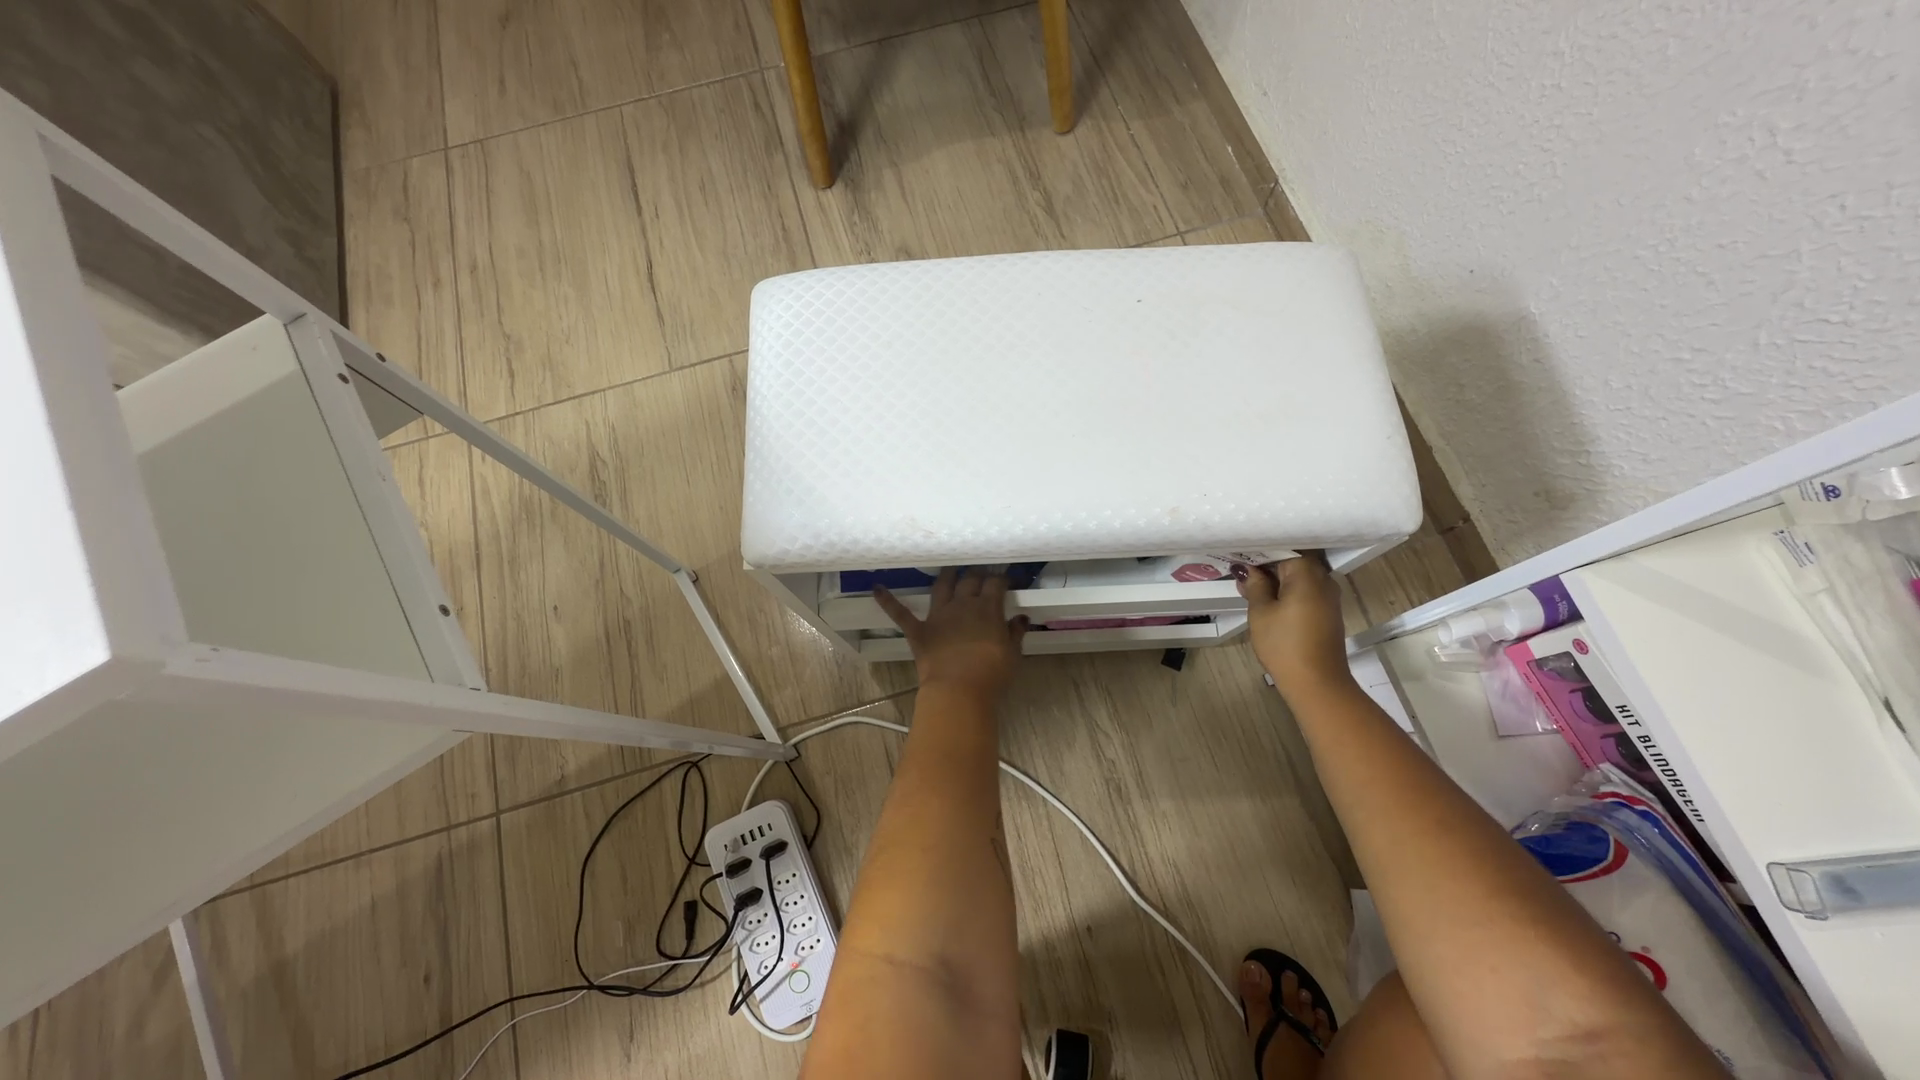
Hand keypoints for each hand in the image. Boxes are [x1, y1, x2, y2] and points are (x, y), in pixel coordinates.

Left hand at [874, 568, 1029, 697]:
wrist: (958, 691)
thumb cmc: (991, 675)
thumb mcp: (1013, 654)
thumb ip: (1015, 633)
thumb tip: (1020, 618)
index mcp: (988, 608)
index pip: (996, 584)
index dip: (1001, 578)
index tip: (1005, 579)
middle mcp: (962, 604)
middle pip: (969, 580)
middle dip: (976, 574)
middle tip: (981, 573)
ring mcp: (938, 615)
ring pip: (940, 586)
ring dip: (945, 575)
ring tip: (949, 569)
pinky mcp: (918, 630)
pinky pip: (900, 613)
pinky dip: (887, 600)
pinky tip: (876, 588)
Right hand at [1238, 554, 1355, 703]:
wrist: (1317, 682)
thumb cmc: (1284, 644)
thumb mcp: (1261, 612)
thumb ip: (1255, 586)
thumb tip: (1248, 571)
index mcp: (1307, 573)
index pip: (1280, 552)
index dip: (1258, 557)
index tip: (1239, 564)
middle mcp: (1324, 579)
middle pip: (1293, 565)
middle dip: (1268, 570)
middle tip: (1242, 579)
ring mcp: (1330, 598)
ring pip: (1300, 581)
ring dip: (1278, 584)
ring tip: (1253, 593)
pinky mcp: (1329, 614)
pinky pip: (1307, 594)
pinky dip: (1290, 595)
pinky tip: (1271, 607)